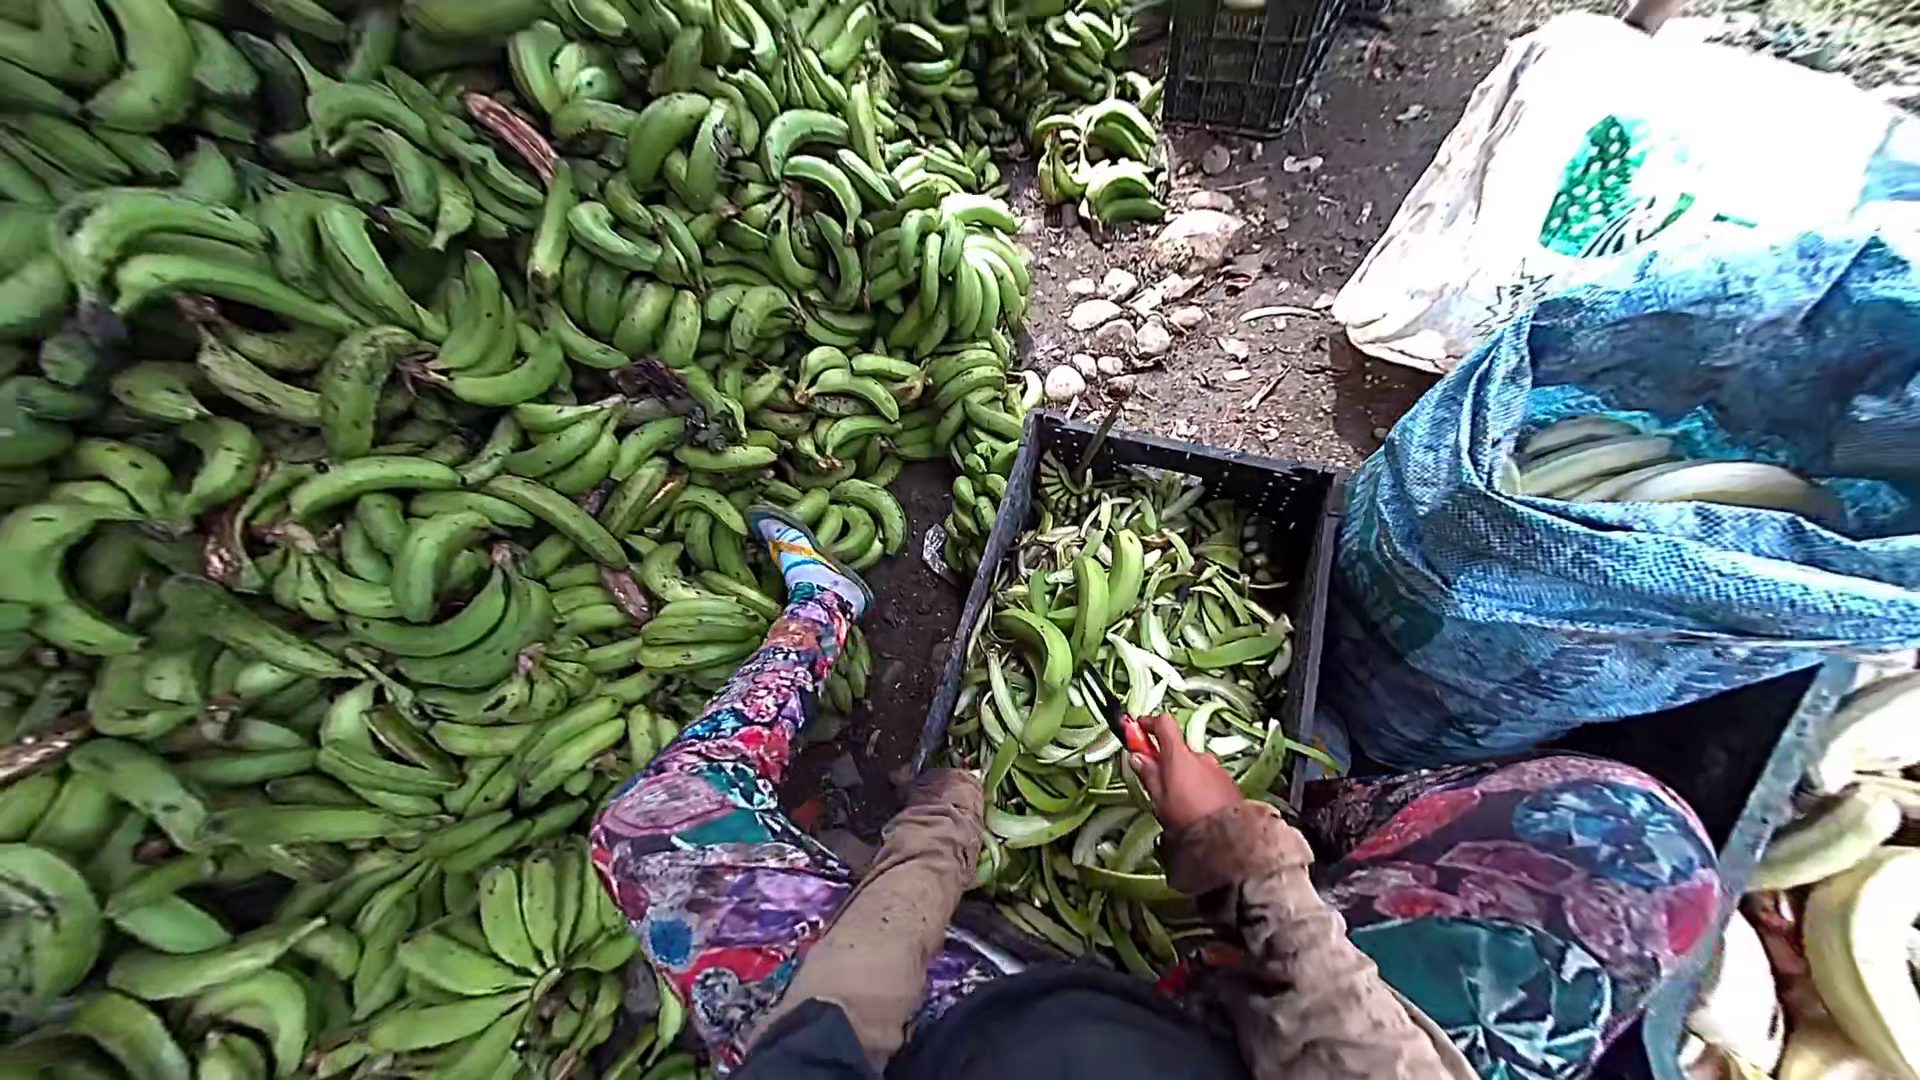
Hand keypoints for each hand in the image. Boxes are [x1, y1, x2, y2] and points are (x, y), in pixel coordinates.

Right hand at [1129, 712, 1242, 832]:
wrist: (1230, 842)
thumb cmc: (1186, 818)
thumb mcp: (1159, 798)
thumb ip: (1148, 773)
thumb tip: (1136, 755)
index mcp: (1179, 755)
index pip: (1164, 723)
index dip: (1150, 723)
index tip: (1139, 729)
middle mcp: (1201, 756)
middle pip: (1179, 748)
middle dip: (1168, 760)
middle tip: (1160, 782)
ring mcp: (1218, 770)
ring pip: (1196, 765)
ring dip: (1186, 775)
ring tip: (1182, 802)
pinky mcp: (1231, 785)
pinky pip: (1210, 778)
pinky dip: (1201, 786)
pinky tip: (1199, 808)